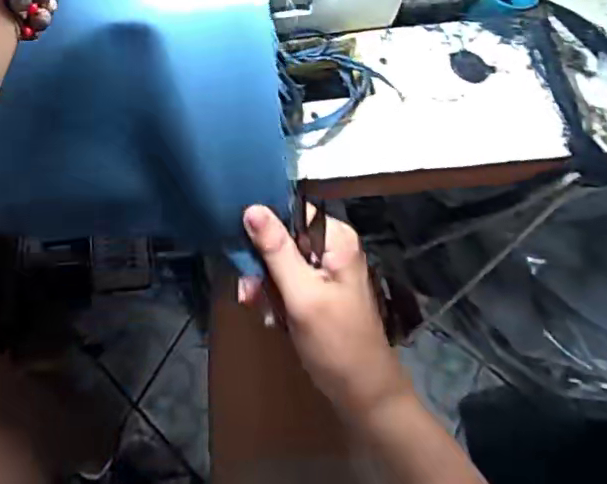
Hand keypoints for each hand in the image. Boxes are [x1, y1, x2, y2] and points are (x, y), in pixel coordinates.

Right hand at [239, 204, 415, 422]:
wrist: (365, 398)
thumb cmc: (336, 344)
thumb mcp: (301, 295)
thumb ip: (276, 250)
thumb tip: (252, 208)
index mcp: (336, 238)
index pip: (292, 212)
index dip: (264, 224)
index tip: (240, 243)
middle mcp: (333, 246)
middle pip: (284, 237)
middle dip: (262, 262)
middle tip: (247, 288)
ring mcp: (327, 270)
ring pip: (282, 260)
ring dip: (264, 282)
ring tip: (253, 304)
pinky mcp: (320, 291)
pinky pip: (289, 280)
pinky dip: (275, 295)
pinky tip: (269, 315)